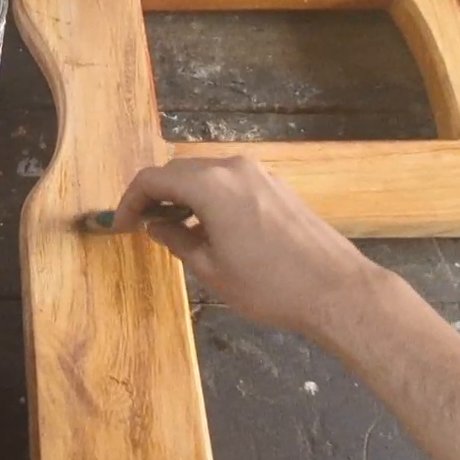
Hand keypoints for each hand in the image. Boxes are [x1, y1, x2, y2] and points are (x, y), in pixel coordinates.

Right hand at [112, 156, 379, 335]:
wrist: (339, 291)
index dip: (129, 201)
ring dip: (181, 194)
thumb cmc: (268, 285)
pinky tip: (208, 226)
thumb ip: (175, 240)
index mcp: (210, 185)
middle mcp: (232, 167)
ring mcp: (258, 173)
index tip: (120, 226)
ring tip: (171, 227)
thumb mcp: (210, 269)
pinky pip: (228, 180)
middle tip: (140, 225)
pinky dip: (208, 196)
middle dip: (153, 195)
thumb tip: (155, 227)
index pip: (152, 179)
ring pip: (204, 173)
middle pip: (177, 170)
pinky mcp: (276, 185)